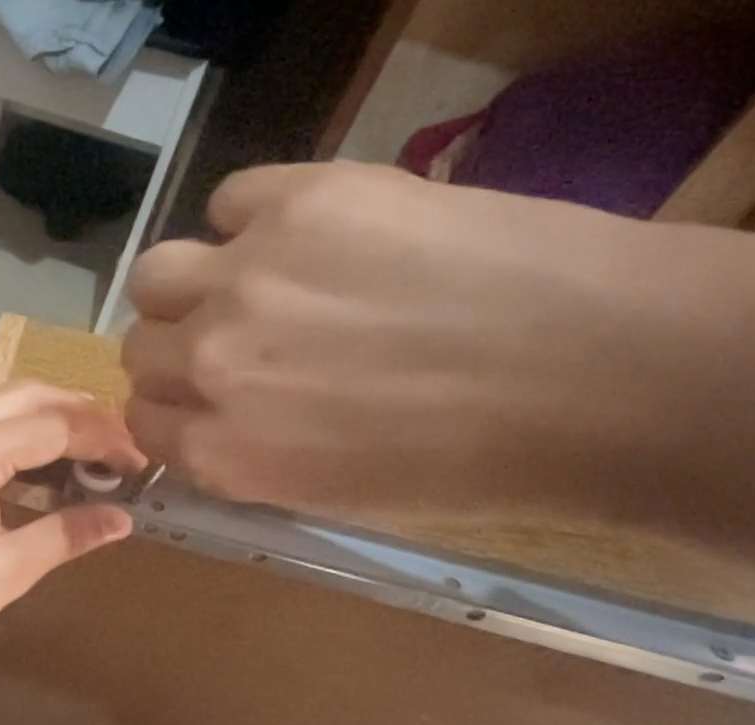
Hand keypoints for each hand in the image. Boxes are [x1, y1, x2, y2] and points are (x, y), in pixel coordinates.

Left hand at [0, 368, 146, 672]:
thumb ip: (66, 534)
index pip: (51, 426)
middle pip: (22, 395)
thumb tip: (121, 518)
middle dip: (75, 410)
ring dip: (29, 398)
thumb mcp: (6, 571)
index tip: (136, 459)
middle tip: (115, 438)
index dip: (102, 437)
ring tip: (68, 421)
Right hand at [120, 162, 754, 535]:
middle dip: (179, 350)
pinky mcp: (299, 202)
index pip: (142, 422)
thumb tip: (208, 418)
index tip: (207, 400)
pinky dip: (253, 218)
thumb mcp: (329, 494)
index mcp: (220, 455)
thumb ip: (244, 456)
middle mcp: (209, 367)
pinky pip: (230, 199)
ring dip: (193, 283)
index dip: (174, 410)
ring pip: (157, 274)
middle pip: (140, 347)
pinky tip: (311, 234)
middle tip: (243, 342)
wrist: (613, 373)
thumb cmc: (476, 462)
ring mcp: (246, 279)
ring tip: (258, 281)